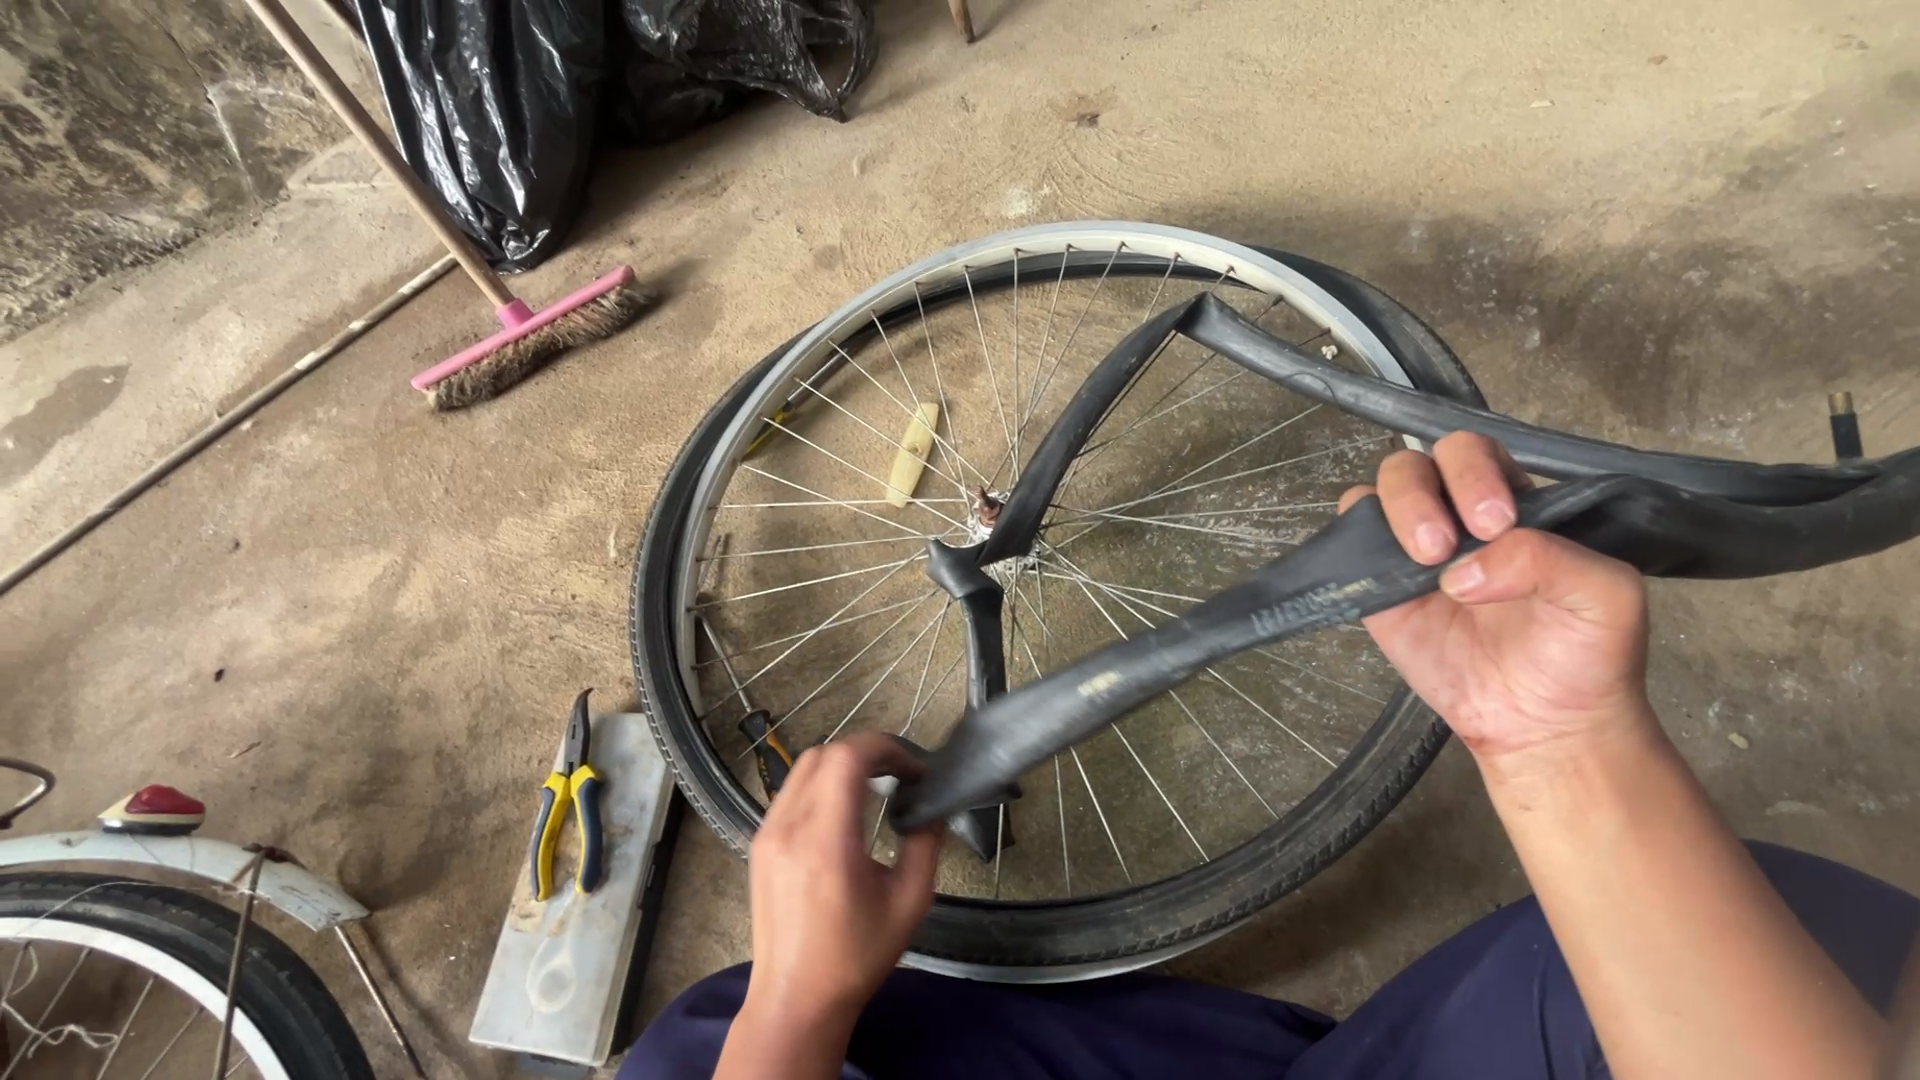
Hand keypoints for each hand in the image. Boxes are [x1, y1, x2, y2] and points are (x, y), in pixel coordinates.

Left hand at [742, 733, 943, 1029]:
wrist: (795, 999)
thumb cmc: (855, 956)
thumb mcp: (909, 902)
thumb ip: (926, 844)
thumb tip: (931, 806)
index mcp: (826, 840)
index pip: (848, 758)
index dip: (885, 747)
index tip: (914, 766)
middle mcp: (789, 826)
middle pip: (825, 753)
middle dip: (867, 752)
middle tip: (899, 772)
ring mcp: (767, 832)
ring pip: (804, 767)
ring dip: (842, 764)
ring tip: (875, 785)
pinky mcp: (759, 843)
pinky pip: (791, 791)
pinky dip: (820, 783)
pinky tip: (844, 809)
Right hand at [1339, 433, 1653, 767]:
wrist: (1540, 722)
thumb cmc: (1583, 654)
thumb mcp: (1605, 596)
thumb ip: (1549, 559)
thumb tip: (1459, 572)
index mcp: (1513, 505)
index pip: (1478, 454)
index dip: (1476, 474)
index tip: (1494, 525)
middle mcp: (1455, 518)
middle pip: (1419, 462)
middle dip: (1429, 492)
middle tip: (1447, 546)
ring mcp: (1410, 551)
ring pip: (1377, 492)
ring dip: (1396, 513)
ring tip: (1425, 562)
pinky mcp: (1376, 589)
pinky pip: (1348, 542)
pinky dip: (1352, 539)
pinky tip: (1381, 570)